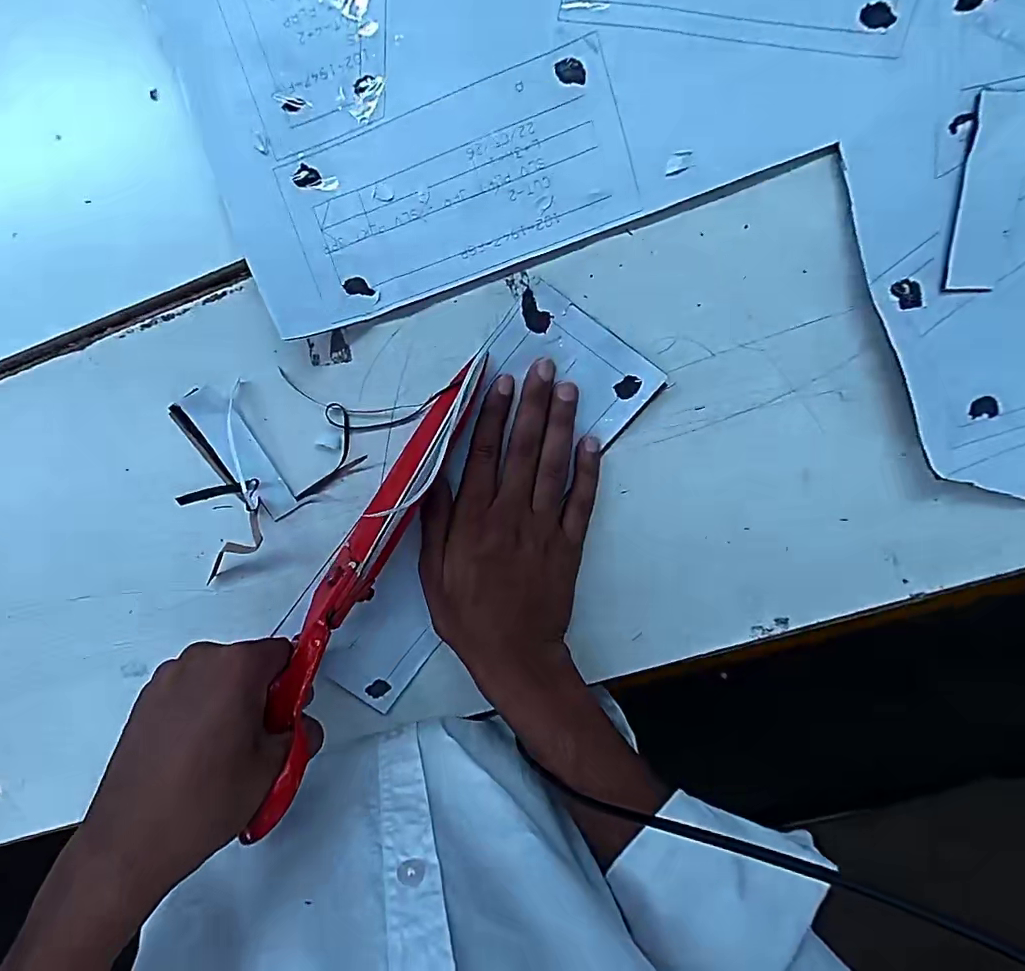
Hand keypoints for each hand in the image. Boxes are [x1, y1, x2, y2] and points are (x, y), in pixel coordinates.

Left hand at [5, 639, 322, 969]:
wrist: (133, 838)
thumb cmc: (194, 805)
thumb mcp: (272, 770)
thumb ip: (298, 734)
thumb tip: (300, 726)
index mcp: (235, 667)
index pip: (282, 653)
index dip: (294, 681)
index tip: (293, 706)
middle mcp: (199, 661)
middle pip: (248, 664)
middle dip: (262, 696)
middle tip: (265, 739)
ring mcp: (169, 678)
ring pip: (217, 679)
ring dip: (230, 705)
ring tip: (229, 757)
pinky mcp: (148, 698)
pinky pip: (188, 693)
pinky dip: (200, 713)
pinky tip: (200, 758)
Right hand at [419, 356, 600, 701]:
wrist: (514, 655)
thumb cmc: (466, 614)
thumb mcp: (433, 571)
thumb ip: (436, 522)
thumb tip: (436, 478)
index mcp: (474, 520)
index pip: (484, 455)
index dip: (493, 416)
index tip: (502, 383)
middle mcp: (510, 514)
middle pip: (523, 450)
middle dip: (532, 405)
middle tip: (543, 369)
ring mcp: (544, 528)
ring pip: (554, 467)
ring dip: (560, 426)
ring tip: (568, 390)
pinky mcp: (569, 544)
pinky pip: (581, 502)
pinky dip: (588, 471)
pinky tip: (592, 442)